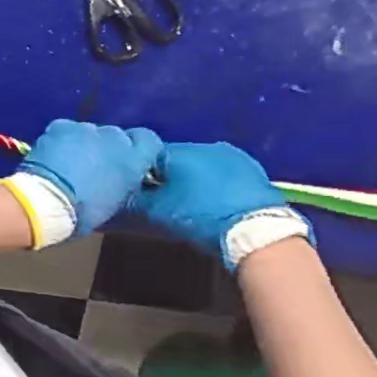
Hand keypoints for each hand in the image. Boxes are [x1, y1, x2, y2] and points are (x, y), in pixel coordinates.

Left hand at [17, 121, 164, 237]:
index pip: (148, 141)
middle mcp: (115, 138)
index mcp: (134, 160)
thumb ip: (122, 183)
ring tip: (66, 162)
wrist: (47, 201)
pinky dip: (60, 139)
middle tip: (91, 166)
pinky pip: (65, 129)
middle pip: (115, 136)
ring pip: (89, 132)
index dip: (137, 149)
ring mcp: (87, 129)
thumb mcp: (114, 203)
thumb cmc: (83, 213)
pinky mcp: (61, 126)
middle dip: (106, 148)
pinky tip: (51, 154)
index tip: (126, 161)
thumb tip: (117, 179)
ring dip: (82, 143)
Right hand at [130, 142, 294, 264]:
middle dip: (166, 178)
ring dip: (191, 182)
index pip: (147, 155)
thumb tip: (120, 194)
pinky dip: (213, 187)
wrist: (256, 230)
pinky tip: (211, 205)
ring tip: (187, 205)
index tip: (138, 193)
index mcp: (181, 150)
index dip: (139, 175)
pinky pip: (222, 175)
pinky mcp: (255, 172)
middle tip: (161, 201)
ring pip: (200, 167)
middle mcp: (207, 146)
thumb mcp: (154, 211)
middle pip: (175, 160)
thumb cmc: (198, 215)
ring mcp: (235, 157)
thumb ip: (133, 199)